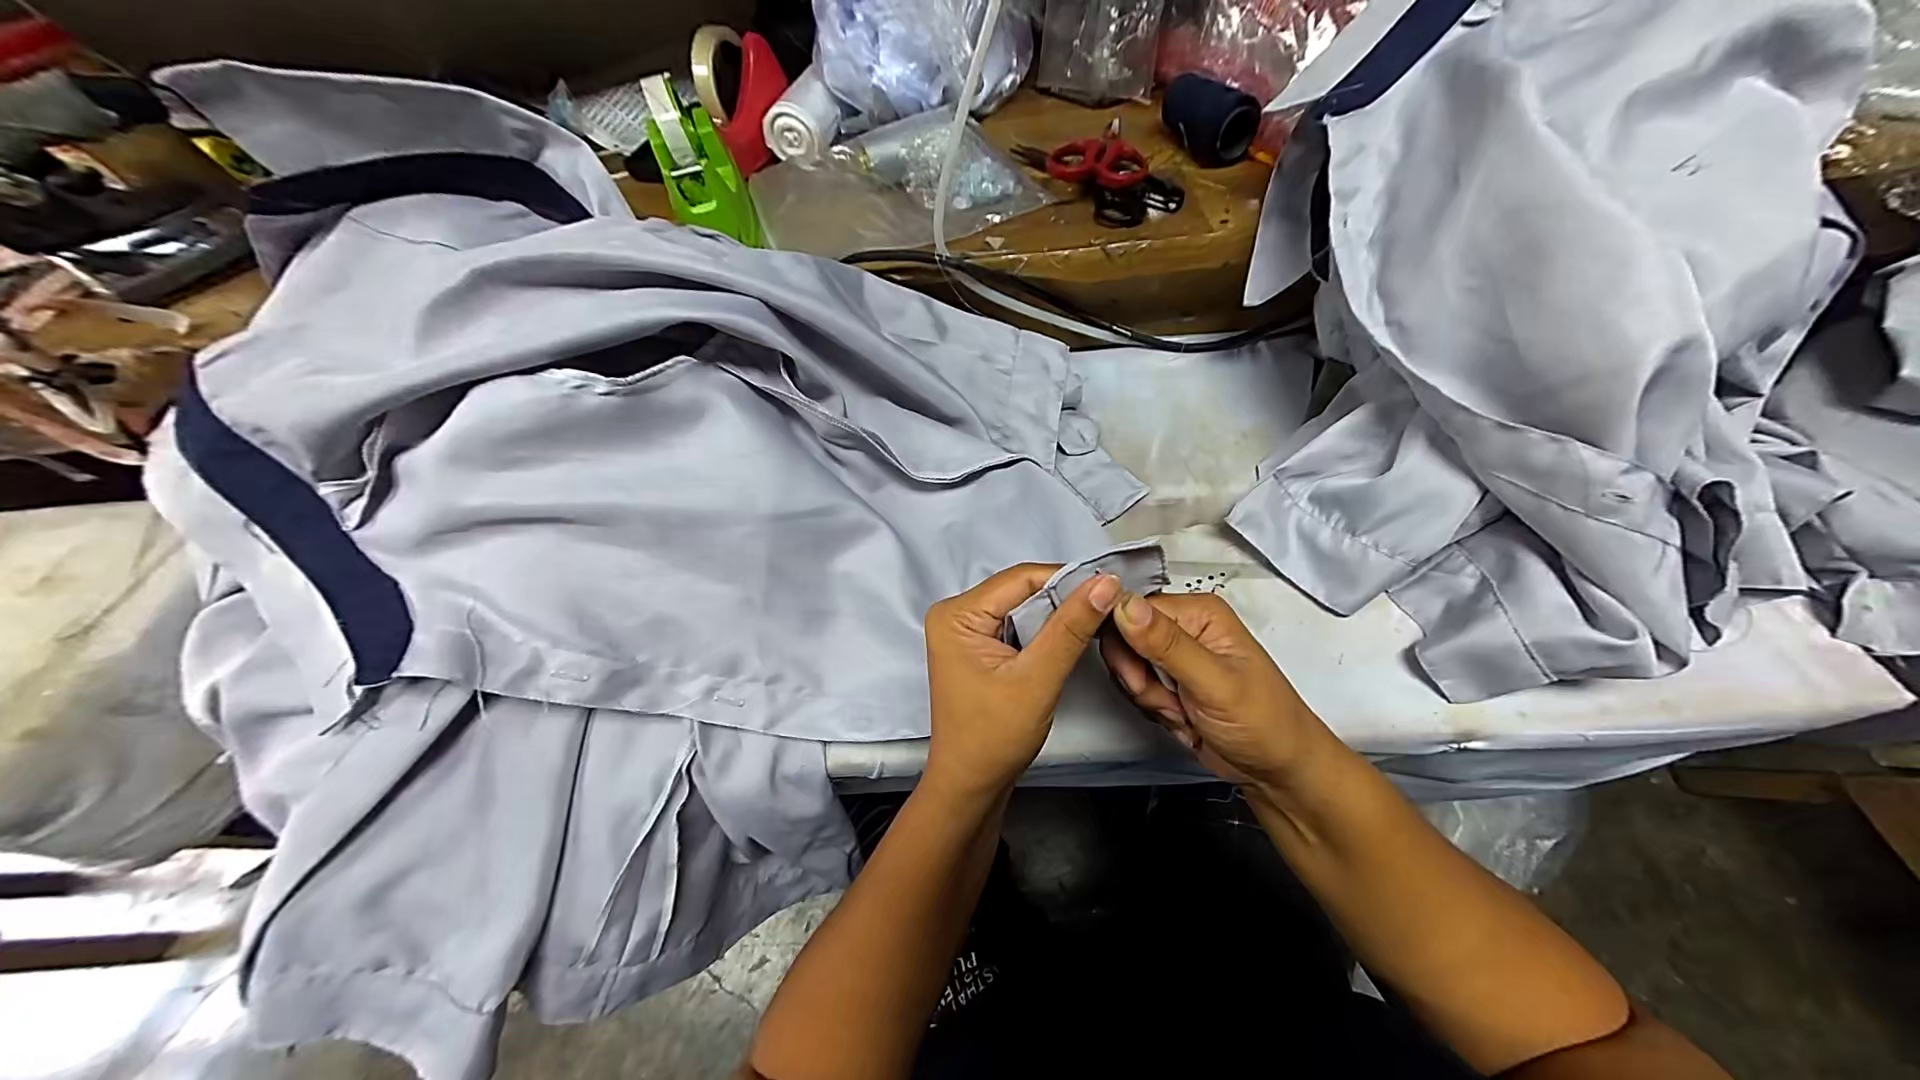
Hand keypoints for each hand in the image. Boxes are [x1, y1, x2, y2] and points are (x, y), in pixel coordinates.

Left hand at [923, 564, 1121, 798]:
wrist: (972, 784)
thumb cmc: (991, 739)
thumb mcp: (1037, 678)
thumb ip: (1071, 628)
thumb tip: (1103, 585)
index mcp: (956, 615)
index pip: (1021, 578)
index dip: (1067, 579)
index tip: (1109, 586)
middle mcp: (956, 615)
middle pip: (1022, 589)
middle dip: (1065, 598)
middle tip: (1108, 605)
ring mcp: (966, 632)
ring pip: (1024, 606)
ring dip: (1058, 615)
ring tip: (1095, 621)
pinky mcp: (980, 647)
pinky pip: (1019, 624)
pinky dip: (1047, 631)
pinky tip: (1069, 640)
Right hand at [1099, 591, 1331, 790]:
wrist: (1277, 770)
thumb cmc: (1267, 724)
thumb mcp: (1214, 683)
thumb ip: (1166, 643)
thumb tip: (1127, 606)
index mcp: (1199, 612)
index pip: (1130, 610)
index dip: (1126, 645)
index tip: (1141, 675)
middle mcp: (1186, 628)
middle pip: (1124, 638)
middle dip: (1138, 677)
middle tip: (1168, 696)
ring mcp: (1175, 656)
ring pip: (1126, 667)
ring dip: (1147, 697)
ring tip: (1182, 709)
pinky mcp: (1169, 681)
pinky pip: (1134, 687)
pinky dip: (1152, 708)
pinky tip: (1181, 716)